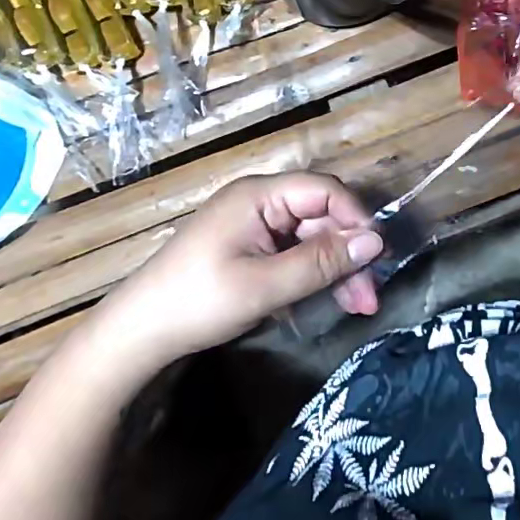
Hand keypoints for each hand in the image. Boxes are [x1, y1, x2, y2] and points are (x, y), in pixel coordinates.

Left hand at [91, 172, 384, 372]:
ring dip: (334, 267)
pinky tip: (325, 301)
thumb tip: (376, 241)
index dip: (355, 219)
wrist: (142, 330)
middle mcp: (259, 200)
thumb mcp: (266, 285)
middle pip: (319, 214)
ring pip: (309, 236)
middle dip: (348, 252)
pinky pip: (291, 251)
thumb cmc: (201, 300)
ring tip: (357, 307)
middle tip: (370, 297)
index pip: (324, 190)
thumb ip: (321, 262)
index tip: (377, 258)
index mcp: (259, 195)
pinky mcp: (248, 246)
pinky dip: (310, 274)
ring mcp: (252, 223)